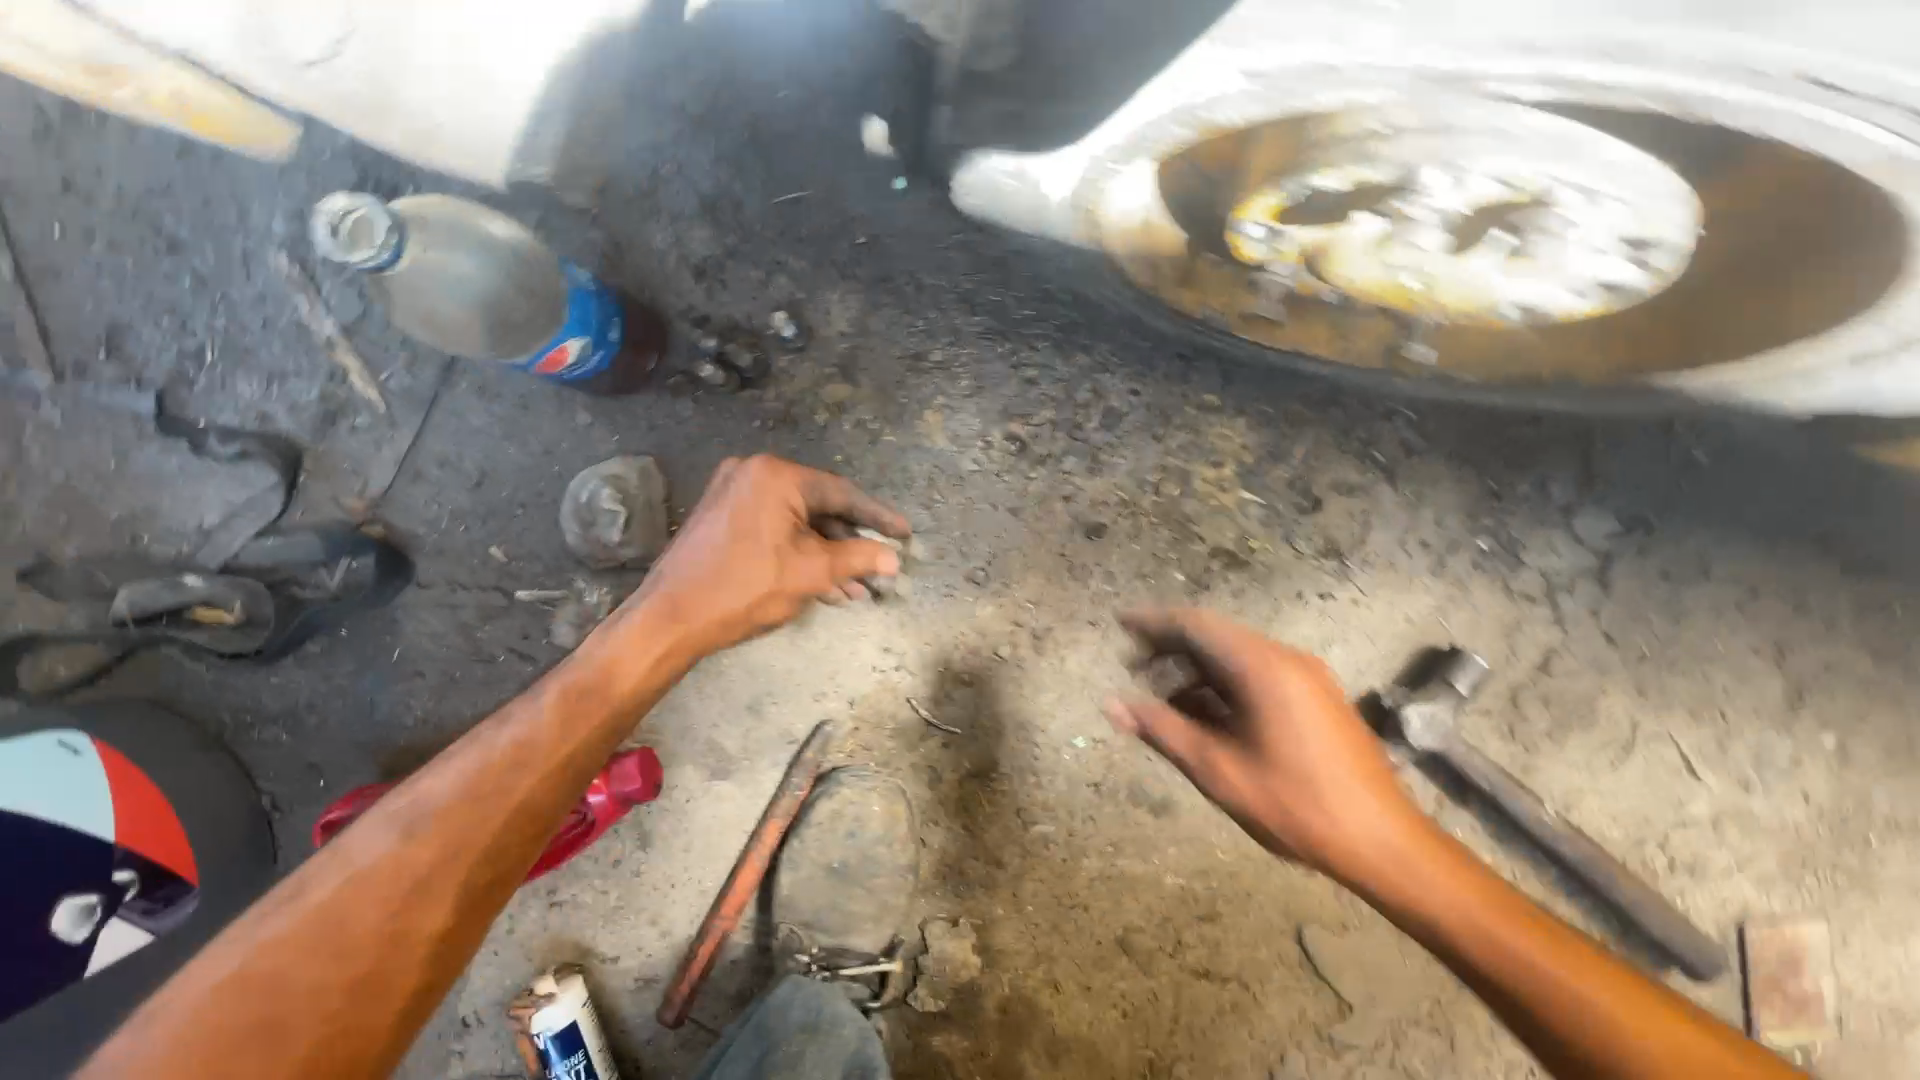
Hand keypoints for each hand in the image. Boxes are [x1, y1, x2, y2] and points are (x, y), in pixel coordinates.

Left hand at [627, 455, 909, 658]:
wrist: (671, 617)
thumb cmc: (745, 588)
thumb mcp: (811, 573)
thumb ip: (858, 559)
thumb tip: (893, 559)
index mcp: (776, 475)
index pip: (843, 493)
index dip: (877, 518)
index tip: (904, 534)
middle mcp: (753, 473)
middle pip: (819, 507)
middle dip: (850, 544)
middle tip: (879, 568)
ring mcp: (733, 493)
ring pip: (796, 521)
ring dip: (826, 554)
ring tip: (855, 589)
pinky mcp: (722, 516)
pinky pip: (773, 528)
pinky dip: (797, 552)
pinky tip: (822, 584)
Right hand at [1106, 608, 1424, 878]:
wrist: (1383, 842)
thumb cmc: (1295, 807)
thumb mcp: (1218, 771)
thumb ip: (1163, 731)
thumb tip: (1114, 704)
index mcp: (1262, 668)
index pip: (1196, 625)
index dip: (1153, 622)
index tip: (1120, 624)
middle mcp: (1286, 659)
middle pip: (1217, 637)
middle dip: (1171, 649)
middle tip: (1133, 669)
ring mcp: (1306, 677)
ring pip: (1237, 657)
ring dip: (1197, 671)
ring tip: (1163, 702)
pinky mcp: (1317, 697)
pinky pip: (1258, 675)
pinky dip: (1224, 686)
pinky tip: (1205, 717)